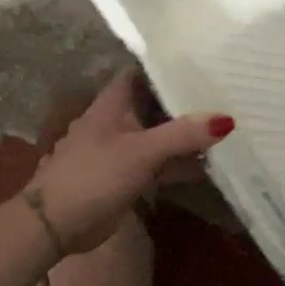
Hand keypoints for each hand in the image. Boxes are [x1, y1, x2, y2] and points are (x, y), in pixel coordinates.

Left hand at [25, 69, 232, 253]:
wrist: (56, 225)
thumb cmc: (94, 175)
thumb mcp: (142, 151)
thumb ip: (183, 134)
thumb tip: (227, 119)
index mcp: (114, 102)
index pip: (144, 72)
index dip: (170, 65)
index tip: (204, 60)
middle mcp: (120, 120)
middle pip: (157, 103)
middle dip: (187, 101)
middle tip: (226, 92)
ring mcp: (124, 149)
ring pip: (161, 135)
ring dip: (187, 135)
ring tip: (228, 126)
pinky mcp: (128, 176)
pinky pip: (161, 163)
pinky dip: (182, 163)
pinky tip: (210, 163)